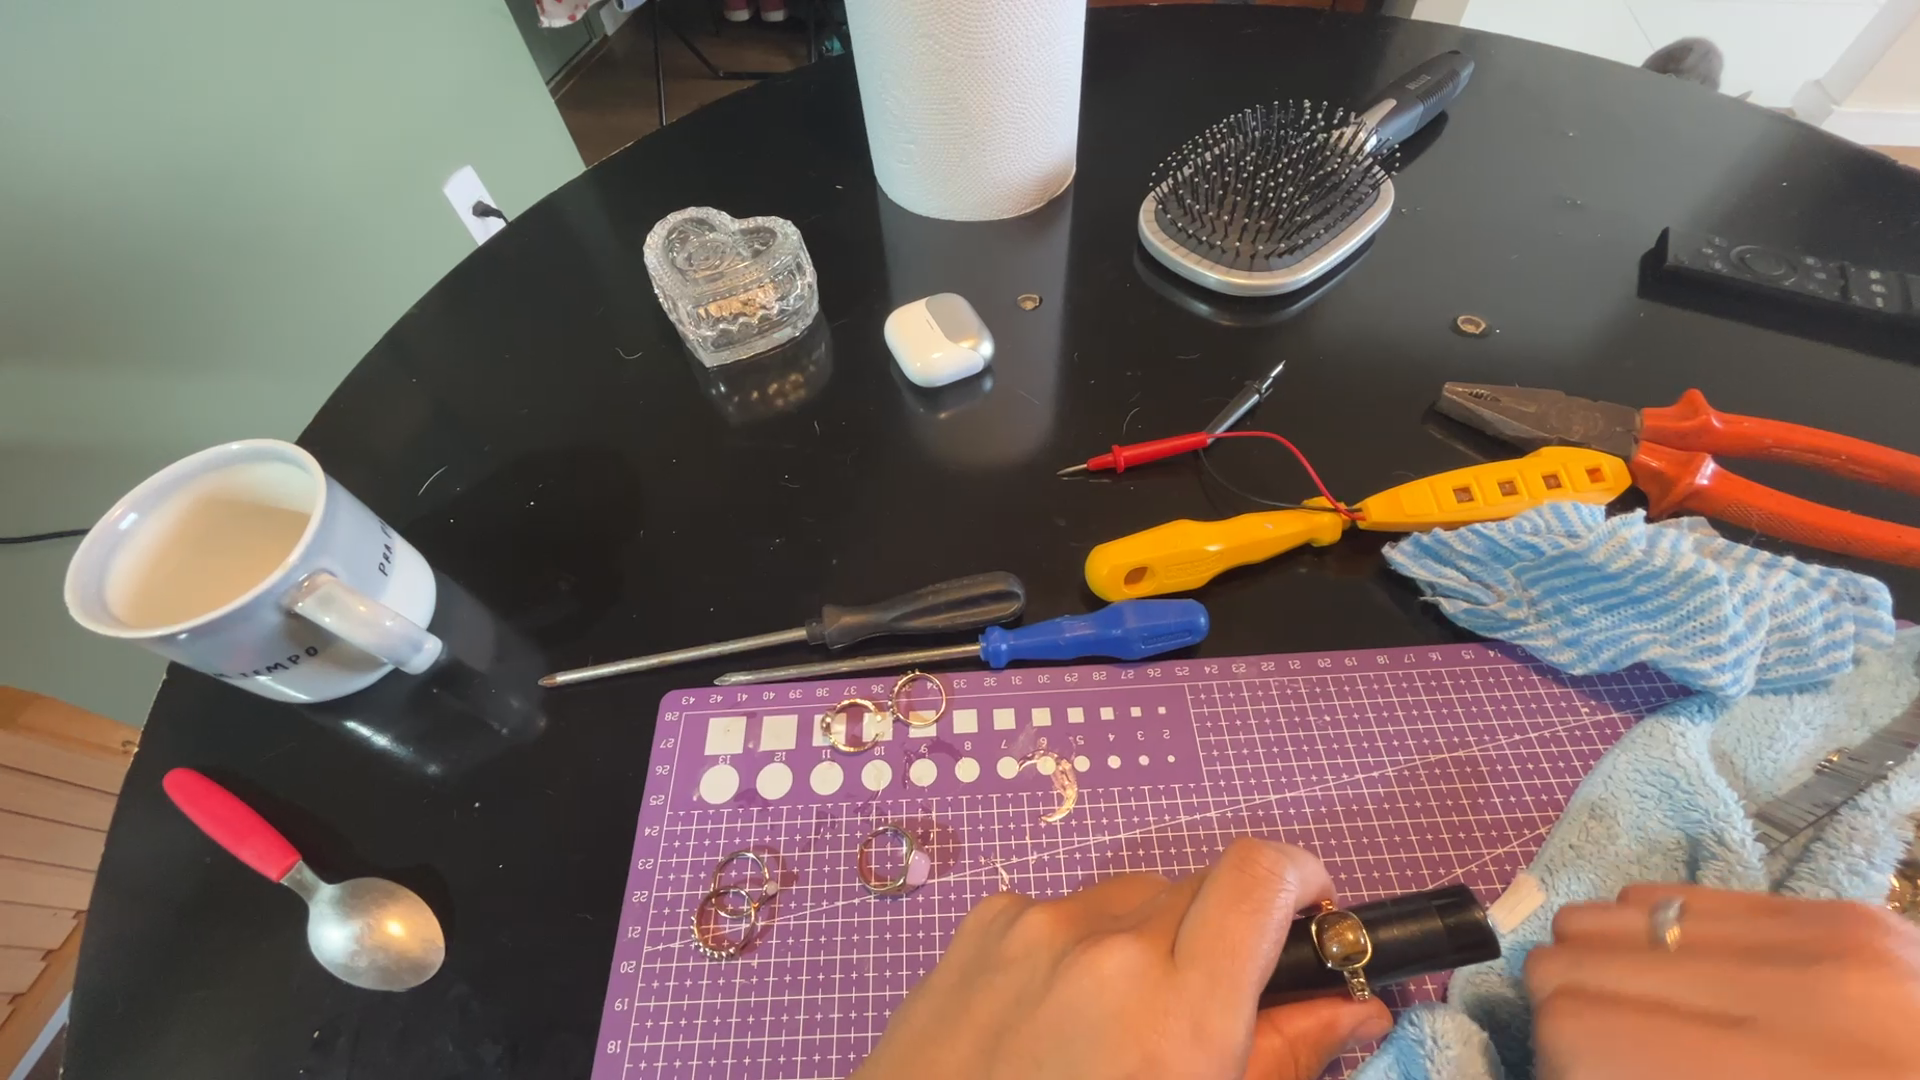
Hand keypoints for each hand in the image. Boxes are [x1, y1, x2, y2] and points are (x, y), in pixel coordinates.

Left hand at [853, 838, 1390, 1079]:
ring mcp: (1036, 919)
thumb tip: (1351, 1005)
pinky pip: (1064, 909)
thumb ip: (1279, 1059)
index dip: (1300, 878)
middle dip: (1225, 931)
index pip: (1257, 873)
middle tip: (1210, 1004)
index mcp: (1174, 1006)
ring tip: (1117, 1021)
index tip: (1312, 919)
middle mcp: (1105, 938)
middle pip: (1199, 884)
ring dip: (1150, 938)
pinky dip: (1082, 944)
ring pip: (1131, 896)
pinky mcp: (987, 917)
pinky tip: (1051, 1012)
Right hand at [1528, 885, 1919, 1079]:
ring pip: (1599, 916)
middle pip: (1568, 960)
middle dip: (1576, 1015)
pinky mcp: (1844, 915)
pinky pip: (1662, 896)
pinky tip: (1720, 993)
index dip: (1563, 1067)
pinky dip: (1661, 946)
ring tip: (1675, 1024)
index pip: (1574, 1029)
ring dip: (1611, 973)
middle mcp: (1815, 1000)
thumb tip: (1561, 1057)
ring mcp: (1834, 942)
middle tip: (1630, 1060)